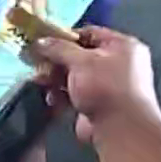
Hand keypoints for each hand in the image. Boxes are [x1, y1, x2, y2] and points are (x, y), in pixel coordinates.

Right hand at [31, 26, 160, 144]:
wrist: (119, 128)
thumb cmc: (105, 87)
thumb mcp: (81, 61)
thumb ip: (59, 48)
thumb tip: (40, 42)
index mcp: (122, 45)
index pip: (89, 33)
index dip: (64, 37)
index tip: (43, 44)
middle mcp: (118, 63)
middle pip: (80, 56)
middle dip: (57, 62)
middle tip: (38, 65)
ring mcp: (108, 85)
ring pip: (75, 76)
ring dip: (56, 80)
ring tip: (41, 82)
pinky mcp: (98, 104)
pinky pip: (76, 94)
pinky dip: (62, 95)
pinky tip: (52, 99)